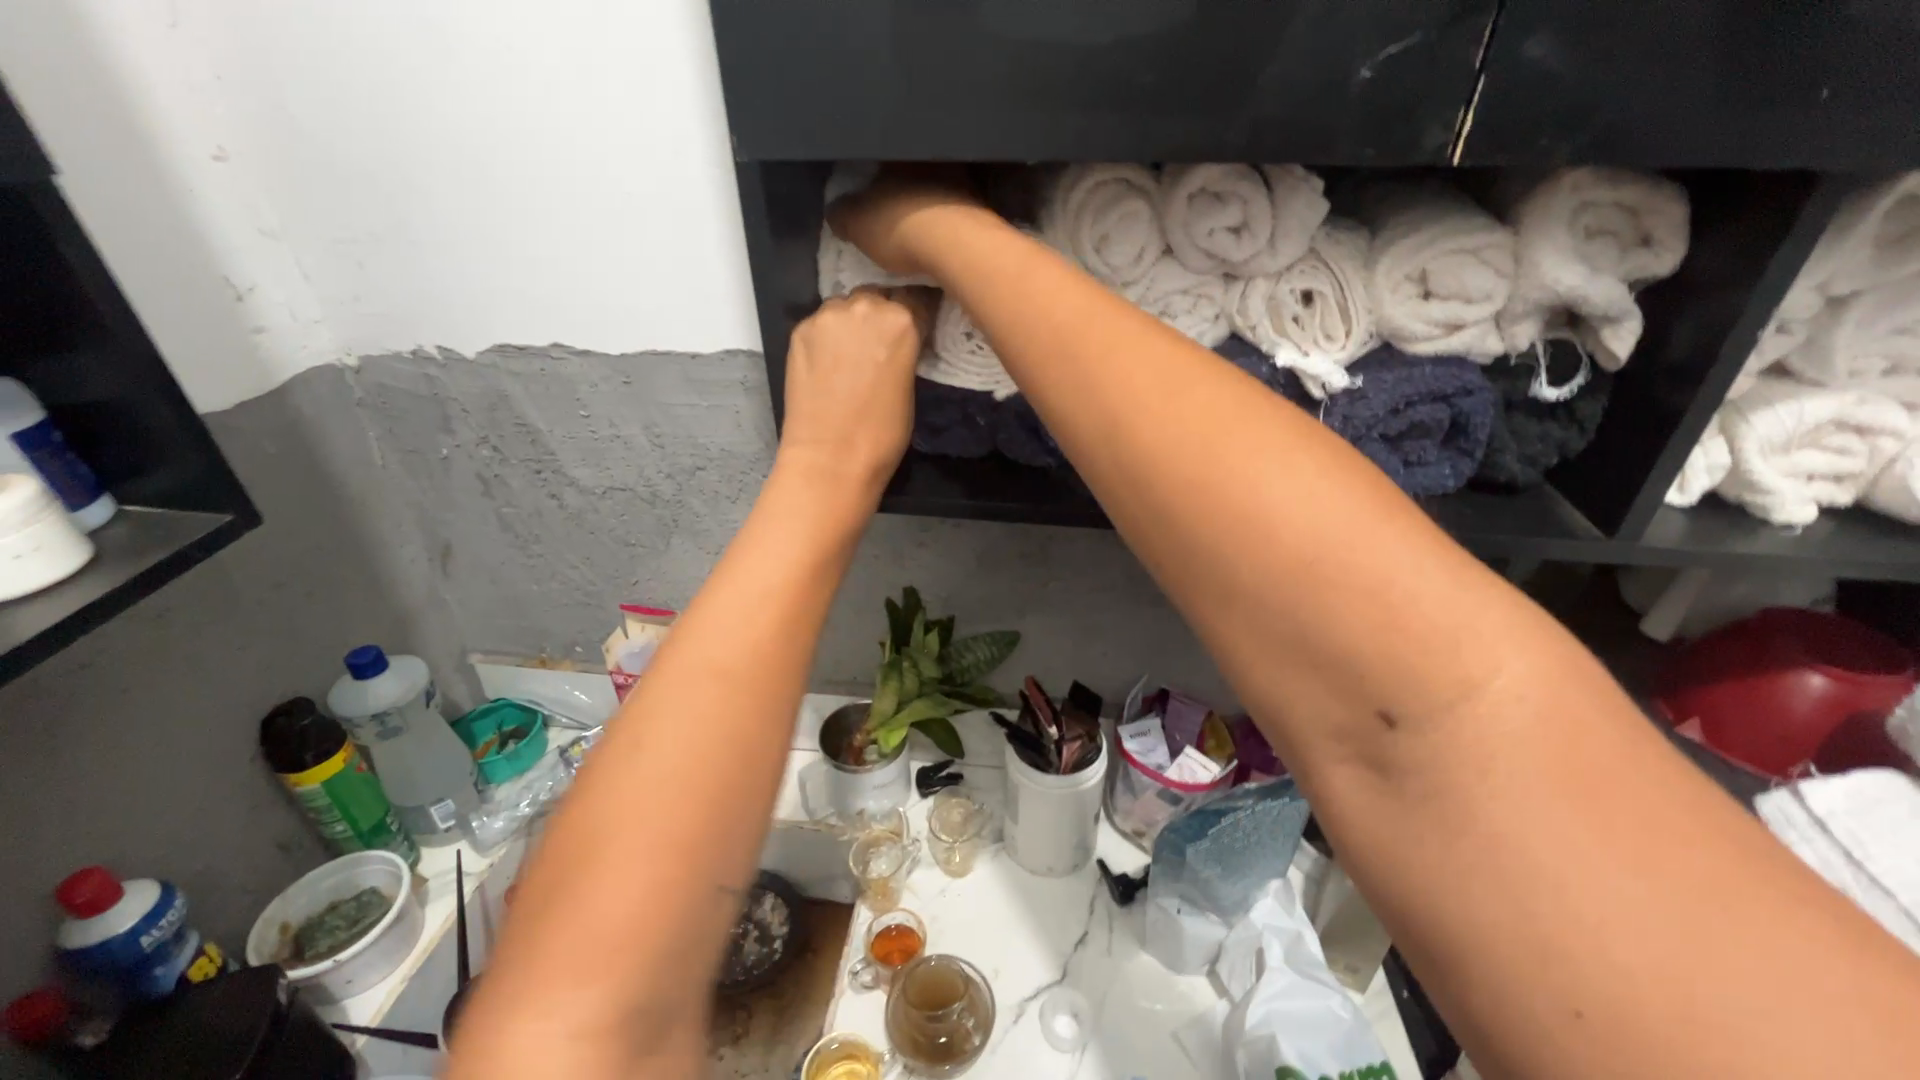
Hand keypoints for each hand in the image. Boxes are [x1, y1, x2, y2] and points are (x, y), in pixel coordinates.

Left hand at [778, 286, 934, 495]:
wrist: (830, 458)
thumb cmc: (883, 434)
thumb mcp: (910, 384)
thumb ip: (905, 349)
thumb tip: (898, 342)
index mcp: (902, 321)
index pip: (917, 297)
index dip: (916, 314)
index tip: (915, 328)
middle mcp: (865, 307)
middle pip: (878, 297)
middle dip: (881, 316)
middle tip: (880, 347)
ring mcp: (827, 316)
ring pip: (846, 306)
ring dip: (852, 323)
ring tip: (851, 356)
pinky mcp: (800, 330)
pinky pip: (821, 323)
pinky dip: (827, 336)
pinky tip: (828, 363)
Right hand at [827, 165, 992, 279]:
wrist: (955, 243)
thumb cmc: (897, 226)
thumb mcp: (855, 223)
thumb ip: (842, 214)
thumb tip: (836, 211)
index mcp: (895, 155)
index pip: (879, 163)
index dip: (872, 183)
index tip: (869, 201)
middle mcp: (930, 159)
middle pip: (912, 175)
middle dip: (903, 193)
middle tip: (895, 217)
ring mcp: (960, 180)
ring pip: (937, 191)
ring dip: (928, 207)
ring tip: (919, 232)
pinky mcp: (980, 206)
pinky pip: (956, 213)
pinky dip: (947, 224)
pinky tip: (940, 241)